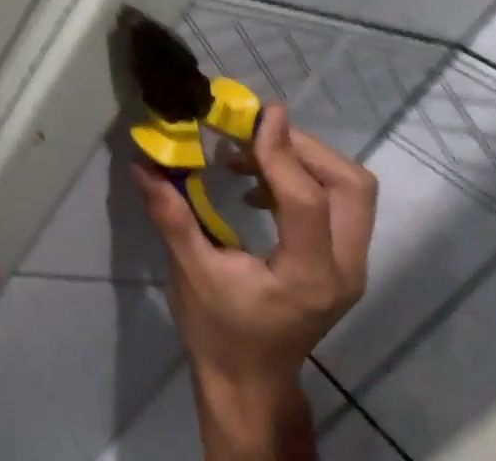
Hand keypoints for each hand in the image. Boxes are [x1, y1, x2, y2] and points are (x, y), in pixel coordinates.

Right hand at [133, 107, 375, 459]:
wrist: (249, 380)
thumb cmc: (218, 330)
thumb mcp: (189, 272)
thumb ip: (172, 216)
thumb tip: (144, 164)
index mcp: (309, 273)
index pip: (307, 199)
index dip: (281, 152)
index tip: (257, 114)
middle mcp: (344, 267)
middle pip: (350, 187)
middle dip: (302, 148)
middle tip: (250, 131)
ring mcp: (349, 266)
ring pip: (351, 194)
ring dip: (305, 160)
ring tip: (249, 152)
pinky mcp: (340, 263)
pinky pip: (339, 206)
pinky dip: (306, 179)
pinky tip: (259, 184)